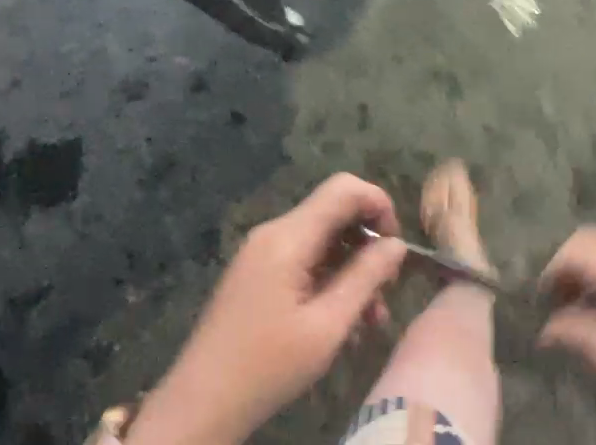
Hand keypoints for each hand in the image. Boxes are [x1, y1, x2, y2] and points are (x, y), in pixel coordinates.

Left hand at [128, 174, 407, 444]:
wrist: (199, 405)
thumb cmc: (267, 367)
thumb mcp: (327, 326)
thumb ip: (366, 278)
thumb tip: (397, 244)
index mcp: (288, 237)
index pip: (344, 189)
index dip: (378, 205)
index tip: (397, 247)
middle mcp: (273, 233)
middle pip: (334, 214)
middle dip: (368, 244)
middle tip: (388, 289)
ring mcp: (262, 254)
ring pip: (322, 241)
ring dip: (352, 270)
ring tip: (372, 318)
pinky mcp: (257, 274)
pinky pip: (304, 260)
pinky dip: (330, 280)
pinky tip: (343, 322)